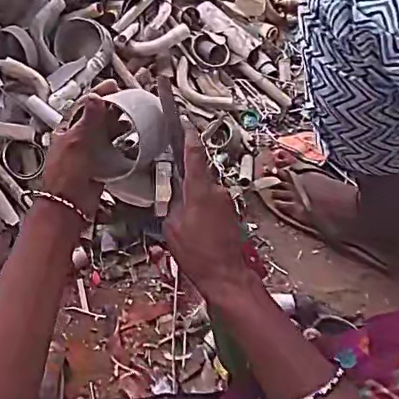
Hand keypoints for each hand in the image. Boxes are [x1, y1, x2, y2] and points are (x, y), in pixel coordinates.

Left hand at [38, 81, 118, 211]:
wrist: (70, 205)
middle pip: (97, 118)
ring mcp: (89, 153)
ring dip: (119, 126)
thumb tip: (95, 98)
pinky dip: (122, 145)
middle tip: (127, 102)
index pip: (83, 105)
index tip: (112, 86)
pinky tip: (130, 143)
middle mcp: (77, 139)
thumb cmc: (64, 176)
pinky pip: (113, 151)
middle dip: (112, 109)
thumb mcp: (77, 141)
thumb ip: (88, 118)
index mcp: (67, 129)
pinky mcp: (99, 166)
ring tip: (132, 120)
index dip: (98, 94)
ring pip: (106, 133)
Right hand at [165, 130, 261, 298]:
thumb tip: (169, 189)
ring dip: (193, 196)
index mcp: (200, 189)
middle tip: (168, 186)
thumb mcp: (171, 225)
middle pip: (197, 172)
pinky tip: (192, 222)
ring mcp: (226, 201)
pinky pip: (211, 201)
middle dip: (183, 177)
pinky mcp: (230, 212)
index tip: (183, 123)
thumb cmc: (198, 254)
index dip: (188, 135)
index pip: (194, 153)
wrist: (225, 275)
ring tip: (181, 214)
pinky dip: (201, 206)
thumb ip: (169, 201)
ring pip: (204, 188)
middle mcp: (217, 190)